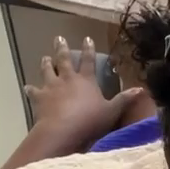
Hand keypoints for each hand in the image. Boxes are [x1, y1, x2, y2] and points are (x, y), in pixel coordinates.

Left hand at [25, 36, 145, 151]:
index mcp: (86, 80)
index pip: (89, 60)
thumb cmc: (90, 120)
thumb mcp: (112, 111)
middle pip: (64, 60)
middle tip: (59, 38)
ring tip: (45, 57)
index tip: (87, 38)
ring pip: (47, 71)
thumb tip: (141, 89)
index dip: (89, 49)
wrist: (63, 130)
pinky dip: (31, 88)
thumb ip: (124, 99)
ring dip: (46, 63)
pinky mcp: (39, 98)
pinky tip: (28, 86)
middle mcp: (67, 79)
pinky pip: (33, 91)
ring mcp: (51, 87)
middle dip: (63, 48)